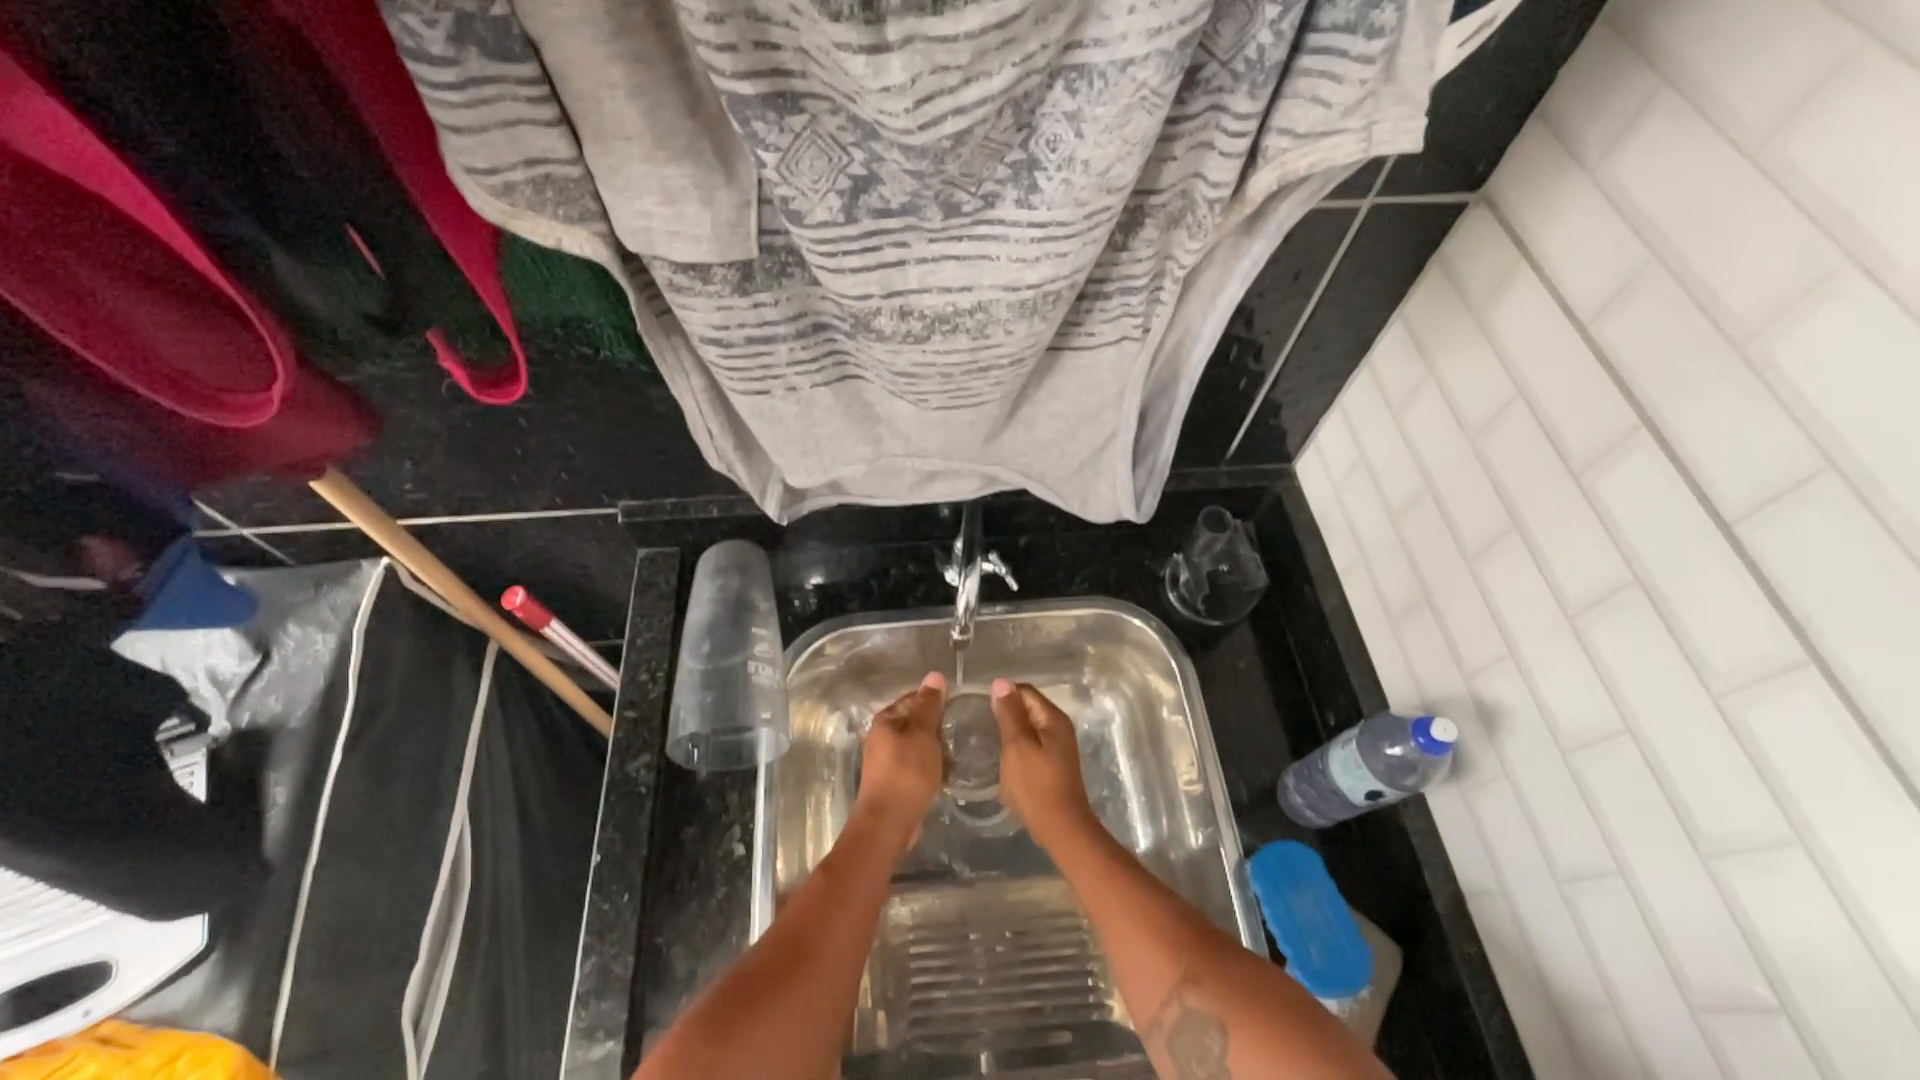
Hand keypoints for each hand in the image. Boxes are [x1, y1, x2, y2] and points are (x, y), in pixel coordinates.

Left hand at [856, 672, 946, 854]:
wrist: (889, 821)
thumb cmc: (907, 772)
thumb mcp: (922, 734)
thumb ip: (929, 706)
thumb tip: (934, 675)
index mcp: (885, 720)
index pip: (913, 698)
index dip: (935, 700)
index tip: (958, 705)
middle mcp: (881, 736)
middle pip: (914, 721)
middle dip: (936, 724)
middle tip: (962, 728)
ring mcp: (885, 760)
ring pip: (915, 744)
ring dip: (934, 746)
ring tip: (957, 747)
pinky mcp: (893, 779)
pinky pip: (914, 763)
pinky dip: (929, 763)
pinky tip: (944, 768)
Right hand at [991, 679, 1098, 850]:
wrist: (1060, 828)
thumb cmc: (1036, 786)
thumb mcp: (1017, 746)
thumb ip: (1010, 714)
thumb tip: (1001, 682)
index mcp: (1053, 718)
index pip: (1025, 691)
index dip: (1002, 693)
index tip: (977, 704)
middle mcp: (1059, 727)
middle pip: (1028, 707)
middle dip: (1005, 711)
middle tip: (976, 720)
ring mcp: (1058, 747)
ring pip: (1028, 727)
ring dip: (1009, 730)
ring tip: (984, 736)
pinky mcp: (1052, 764)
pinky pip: (1031, 744)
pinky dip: (1016, 746)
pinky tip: (1001, 755)